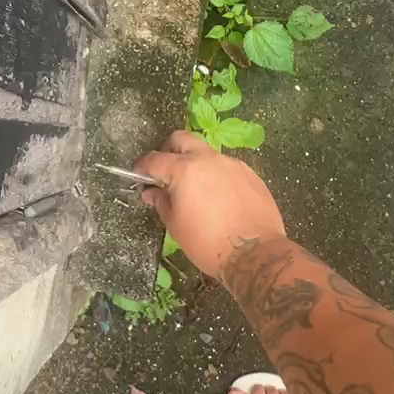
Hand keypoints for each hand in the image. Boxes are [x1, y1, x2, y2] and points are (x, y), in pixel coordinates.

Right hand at [133, 130, 286, 278]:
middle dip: (168, 150)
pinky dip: (216, 175)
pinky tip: (219, 197)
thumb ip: (161, 202)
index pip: (155, 159)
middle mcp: (207, 159)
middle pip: (181, 139)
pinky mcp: (249, 174)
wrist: (255, 254)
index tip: (138, 173)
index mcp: (184, 170)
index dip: (142, 166)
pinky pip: (226, 166)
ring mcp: (231, 164)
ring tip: (195, 188)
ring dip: (195, 163)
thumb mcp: (175, 226)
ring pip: (206, 152)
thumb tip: (152, 192)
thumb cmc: (208, 243)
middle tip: (166, 171)